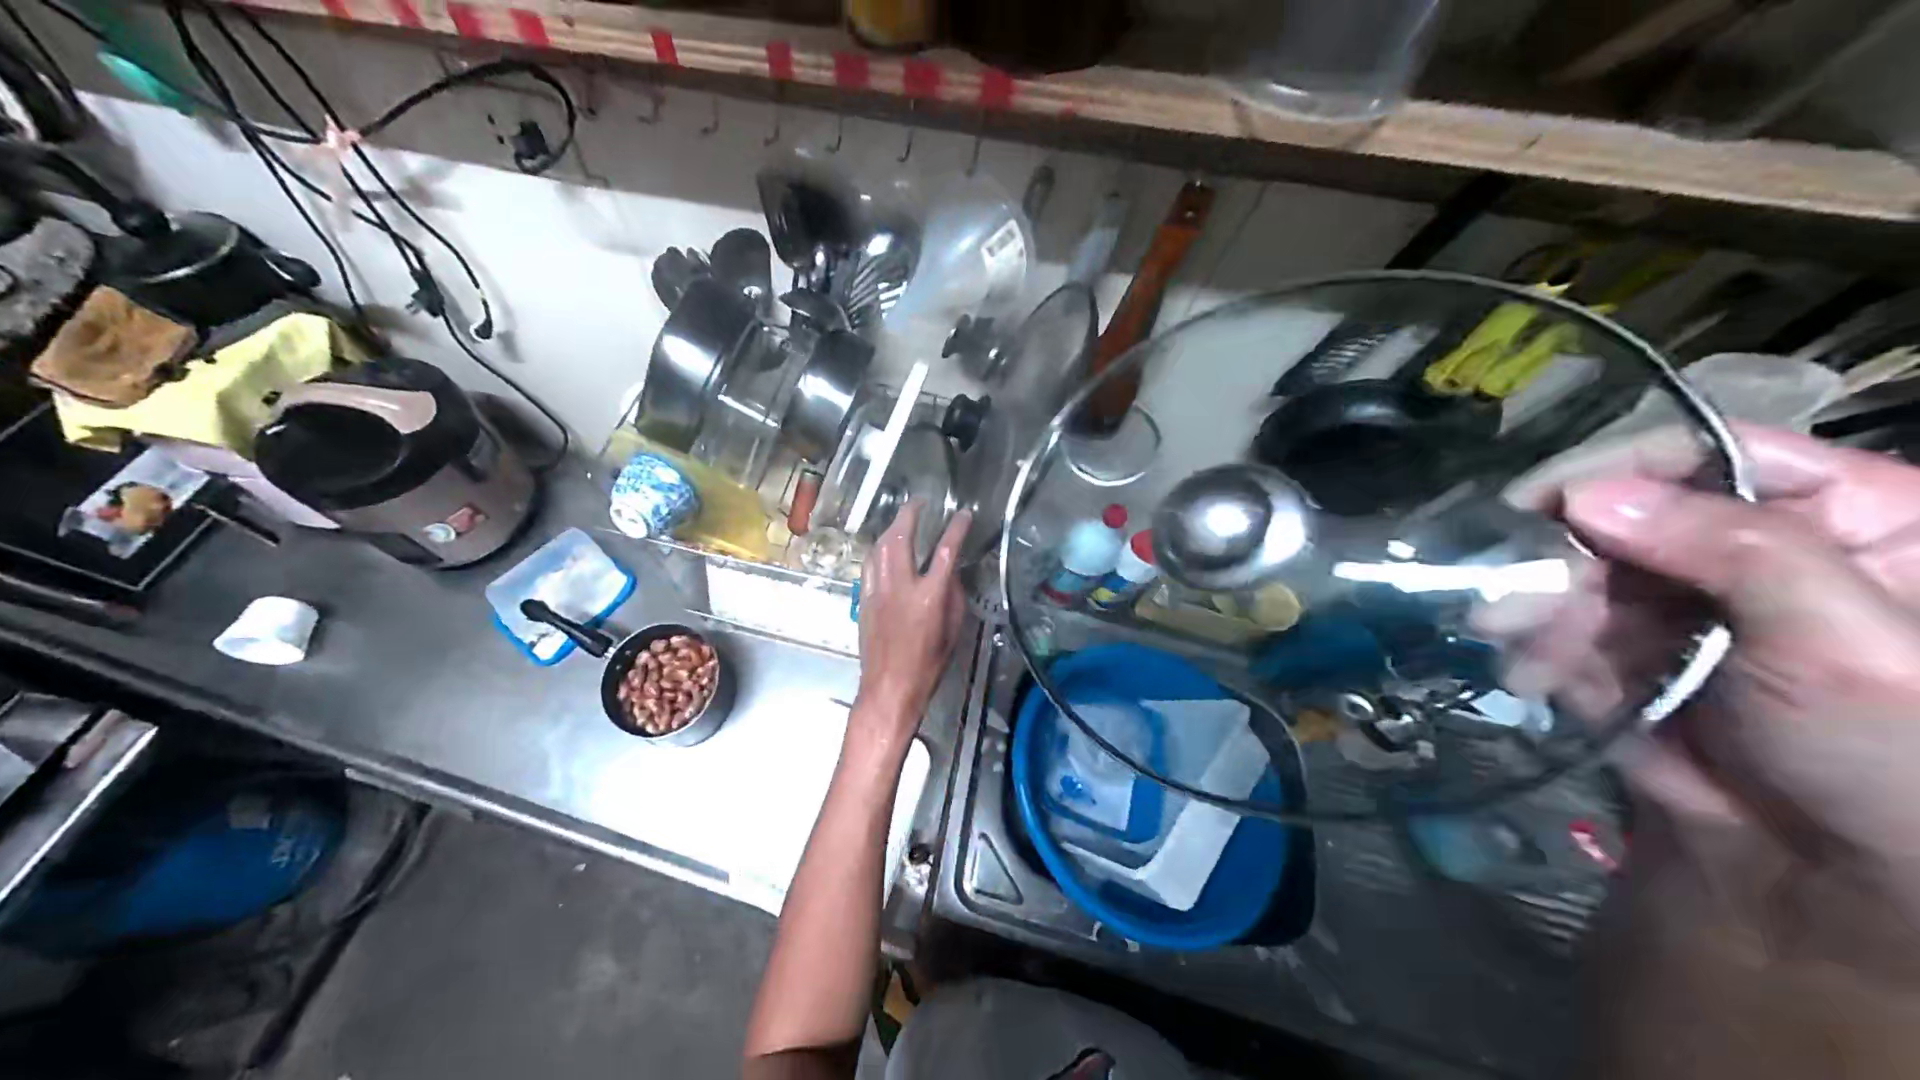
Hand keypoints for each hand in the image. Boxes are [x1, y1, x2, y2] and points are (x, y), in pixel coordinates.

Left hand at [851, 501, 970, 750]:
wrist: (889, 686)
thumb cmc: (928, 664)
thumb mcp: (953, 630)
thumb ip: (953, 596)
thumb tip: (949, 574)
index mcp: (929, 596)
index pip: (946, 551)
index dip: (956, 528)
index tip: (963, 514)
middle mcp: (901, 585)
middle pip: (903, 536)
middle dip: (911, 513)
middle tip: (920, 502)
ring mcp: (878, 589)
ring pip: (881, 546)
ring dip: (893, 527)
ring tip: (903, 519)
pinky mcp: (864, 597)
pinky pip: (870, 563)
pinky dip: (880, 549)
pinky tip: (884, 547)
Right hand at [1522, 424, 1919, 875]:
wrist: (1834, 877)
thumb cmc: (1897, 755)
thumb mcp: (1849, 644)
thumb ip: (1735, 550)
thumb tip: (1591, 495)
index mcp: (1841, 519)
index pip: (1712, 453)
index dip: (1624, 470)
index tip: (1546, 506)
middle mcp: (1741, 547)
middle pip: (1621, 514)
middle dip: (1562, 558)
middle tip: (1512, 599)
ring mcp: (1670, 599)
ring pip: (1572, 570)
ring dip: (1536, 609)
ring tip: (1519, 651)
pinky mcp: (1616, 645)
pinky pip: (1554, 623)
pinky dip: (1534, 647)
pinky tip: (1532, 677)